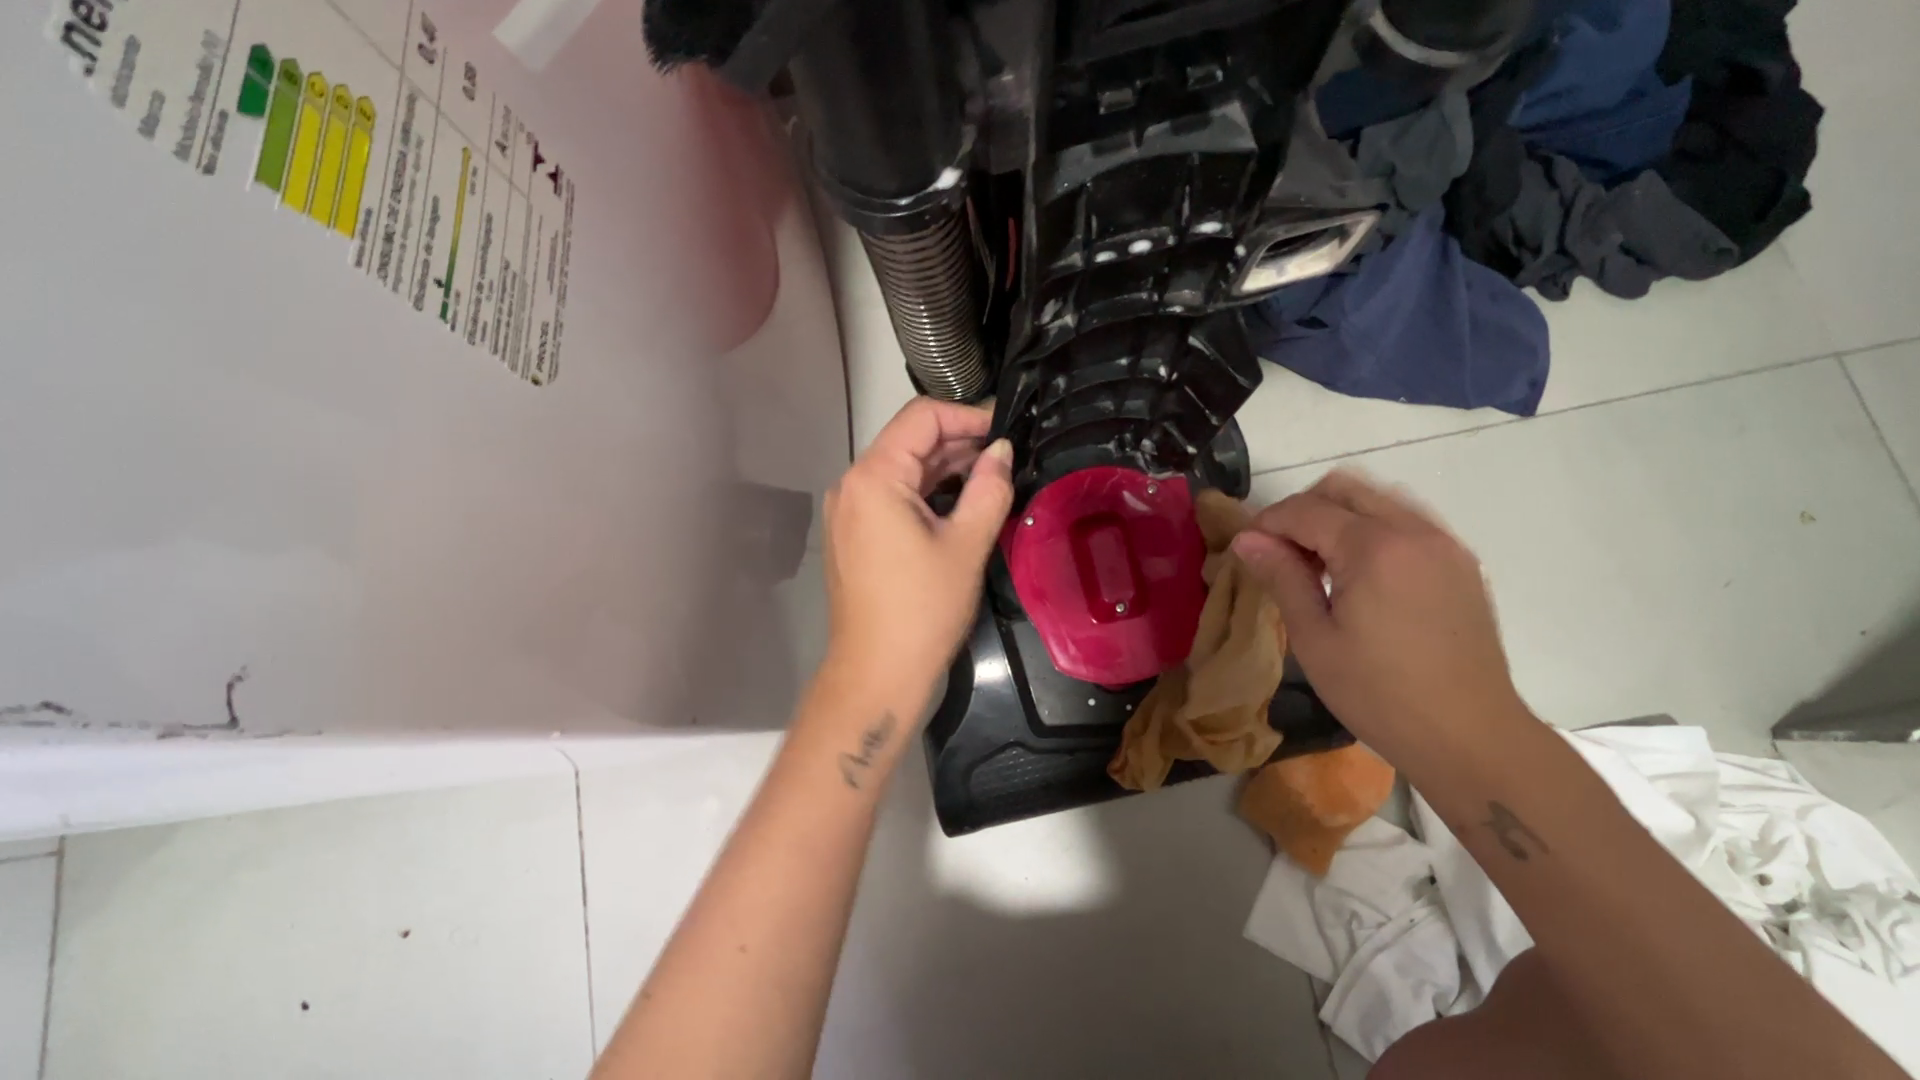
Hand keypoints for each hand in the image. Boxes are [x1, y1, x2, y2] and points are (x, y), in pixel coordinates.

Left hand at [819, 398, 1013, 708]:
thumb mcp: (966, 544)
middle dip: (958, 441)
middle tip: (1007, 455)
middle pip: (908, 441)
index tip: (1007, 431)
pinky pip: (891, 497)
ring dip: (944, 468)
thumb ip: (989, 488)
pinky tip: (961, 503)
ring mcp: (848, 511)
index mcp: (873, 477)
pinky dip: (925, 493)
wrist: (877, 673)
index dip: (968, 415)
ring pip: (901, 470)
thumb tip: (1003, 451)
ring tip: (992, 477)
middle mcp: (852, 485)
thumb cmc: (923, 609)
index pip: (922, 417)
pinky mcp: (853, 535)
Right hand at [1230, 470, 1528, 764]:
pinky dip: (1373, 530)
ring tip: (1319, 564)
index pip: (1307, 510)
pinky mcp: (1461, 563)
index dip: (1267, 523)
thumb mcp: (1315, 640)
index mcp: (1375, 548)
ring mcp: (1444, 544)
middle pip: (1345, 489)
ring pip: (1379, 500)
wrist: (1470, 736)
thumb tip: (1246, 540)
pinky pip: (1408, 523)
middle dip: (1303, 510)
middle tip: (1280, 553)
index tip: (1245, 548)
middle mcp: (1414, 531)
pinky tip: (1360, 576)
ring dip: (1339, 516)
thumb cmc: (1379, 695)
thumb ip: (1282, 578)